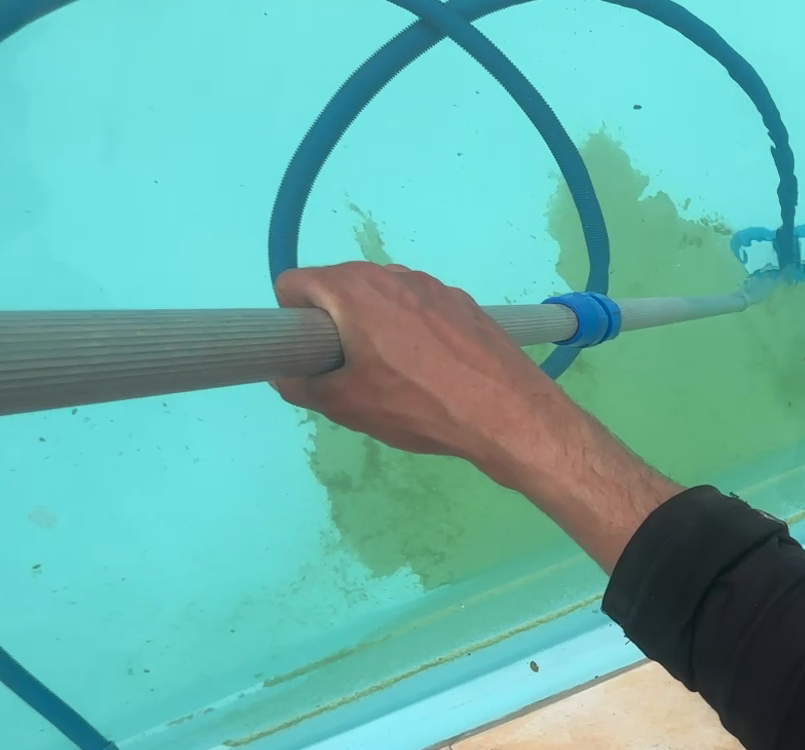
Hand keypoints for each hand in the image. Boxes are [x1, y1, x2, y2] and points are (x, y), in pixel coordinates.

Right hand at [272, 261, 579, 482]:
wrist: (514, 417)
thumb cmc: (423, 405)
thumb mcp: (347, 404)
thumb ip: (303, 386)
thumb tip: (289, 378)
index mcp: (356, 287)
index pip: (297, 285)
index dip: (292, 320)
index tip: (311, 353)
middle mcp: (400, 276)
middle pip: (347, 291)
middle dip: (341, 324)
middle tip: (357, 370)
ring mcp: (443, 291)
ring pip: (393, 303)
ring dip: (386, 330)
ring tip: (405, 375)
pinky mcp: (476, 311)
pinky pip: (432, 316)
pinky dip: (426, 336)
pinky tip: (443, 373)